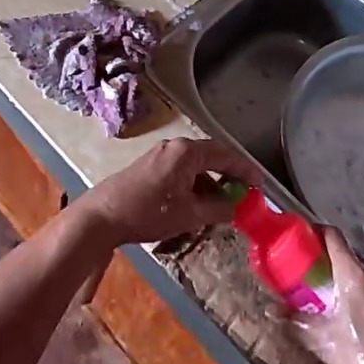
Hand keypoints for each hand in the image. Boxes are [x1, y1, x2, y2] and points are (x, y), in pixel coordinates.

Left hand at [72, 138, 253, 246]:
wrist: (102, 216)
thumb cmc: (148, 212)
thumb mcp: (190, 215)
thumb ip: (219, 209)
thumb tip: (238, 207)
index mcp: (188, 152)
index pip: (227, 156)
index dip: (246, 170)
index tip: (261, 184)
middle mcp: (176, 147)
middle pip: (213, 157)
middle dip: (231, 176)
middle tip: (246, 194)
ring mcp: (161, 155)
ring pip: (197, 166)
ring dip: (212, 183)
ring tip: (224, 205)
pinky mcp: (151, 166)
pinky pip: (183, 171)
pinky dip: (196, 185)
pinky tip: (199, 204)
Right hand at [295, 227, 363, 363]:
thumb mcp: (323, 343)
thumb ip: (294, 321)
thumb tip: (271, 310)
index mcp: (355, 276)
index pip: (333, 236)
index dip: (314, 232)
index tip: (299, 240)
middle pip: (347, 253)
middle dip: (326, 260)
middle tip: (307, 275)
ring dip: (345, 278)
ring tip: (330, 300)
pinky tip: (358, 321)